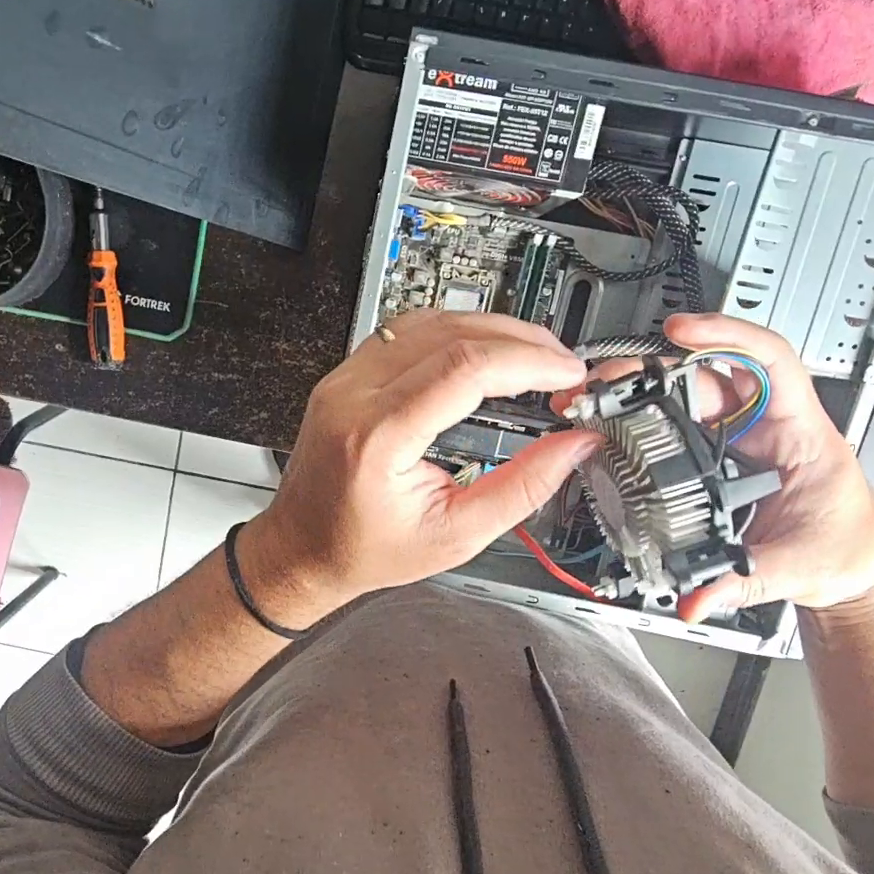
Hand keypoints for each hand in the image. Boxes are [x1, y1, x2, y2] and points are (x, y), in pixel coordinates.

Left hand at [240, 310, 600, 626]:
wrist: (301, 551)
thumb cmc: (360, 551)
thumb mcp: (454, 535)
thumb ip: (522, 488)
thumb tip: (573, 447)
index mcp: (376, 439)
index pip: (463, 368)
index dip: (527, 361)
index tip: (565, 374)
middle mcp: (351, 398)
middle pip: (449, 332)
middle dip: (518, 340)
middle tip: (559, 363)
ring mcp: (342, 382)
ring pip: (426, 321)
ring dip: (487, 329)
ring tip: (530, 355)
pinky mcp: (344, 378)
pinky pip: (402, 333)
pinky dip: (451, 333)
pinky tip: (480, 351)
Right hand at [561, 314, 873, 623]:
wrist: (852, 567)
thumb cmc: (845, 549)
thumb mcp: (796, 566)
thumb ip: (741, 581)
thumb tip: (694, 597)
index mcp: (799, 434)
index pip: (768, 362)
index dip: (725, 336)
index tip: (683, 330)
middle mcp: (765, 428)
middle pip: (704, 380)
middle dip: (651, 373)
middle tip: (606, 383)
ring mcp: (738, 441)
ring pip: (685, 402)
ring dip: (640, 394)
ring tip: (599, 399)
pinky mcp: (717, 458)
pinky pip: (677, 429)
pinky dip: (643, 422)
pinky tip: (614, 425)